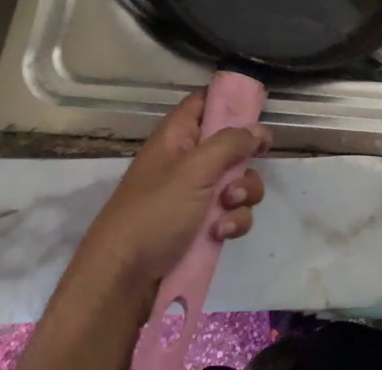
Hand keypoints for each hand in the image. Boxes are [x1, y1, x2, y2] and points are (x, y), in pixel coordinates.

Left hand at [81, 89, 271, 289]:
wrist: (123, 279)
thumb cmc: (155, 212)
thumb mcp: (195, 169)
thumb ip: (231, 143)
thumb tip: (258, 128)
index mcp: (177, 137)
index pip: (204, 102)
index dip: (230, 103)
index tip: (258, 113)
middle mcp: (186, 161)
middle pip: (230, 146)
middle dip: (245, 163)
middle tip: (241, 175)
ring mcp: (193, 196)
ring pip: (236, 183)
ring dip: (242, 197)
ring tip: (226, 211)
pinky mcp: (199, 227)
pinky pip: (229, 214)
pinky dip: (231, 222)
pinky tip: (220, 235)